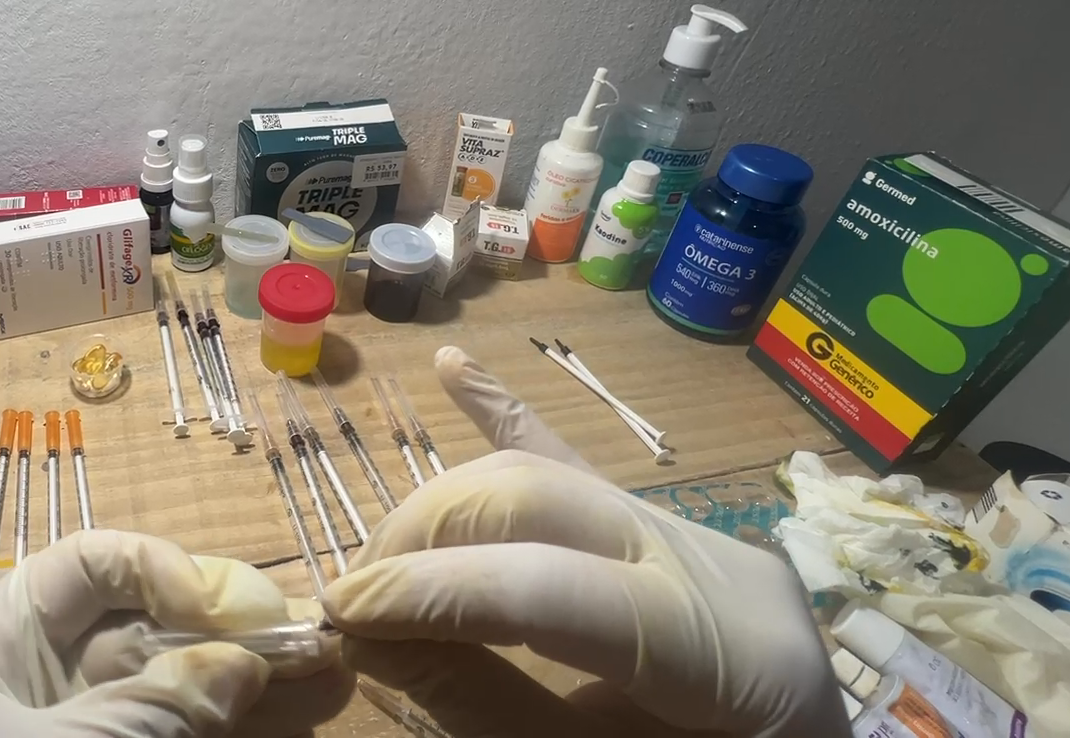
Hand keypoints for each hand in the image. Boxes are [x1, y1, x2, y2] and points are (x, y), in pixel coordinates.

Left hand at [0, 529, 351, 736]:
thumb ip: (145, 710)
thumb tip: (243, 665)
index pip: (84, 567)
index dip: (154, 567)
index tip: (212, 608)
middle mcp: (45, 682)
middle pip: (144, 628)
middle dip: (224, 627)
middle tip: (304, 630)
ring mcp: (84, 732)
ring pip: (174, 689)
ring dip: (246, 679)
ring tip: (323, 672)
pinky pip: (177, 735)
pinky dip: (228, 728)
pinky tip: (286, 717)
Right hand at [323, 347, 844, 737]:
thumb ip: (482, 713)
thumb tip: (367, 641)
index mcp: (724, 651)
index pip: (545, 587)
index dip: (431, 593)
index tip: (345, 613)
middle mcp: (701, 558)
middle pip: (532, 498)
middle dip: (426, 533)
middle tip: (358, 590)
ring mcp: (674, 523)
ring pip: (533, 469)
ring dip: (443, 500)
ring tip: (383, 545)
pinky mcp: (644, 518)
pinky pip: (563, 456)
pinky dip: (498, 412)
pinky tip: (449, 366)